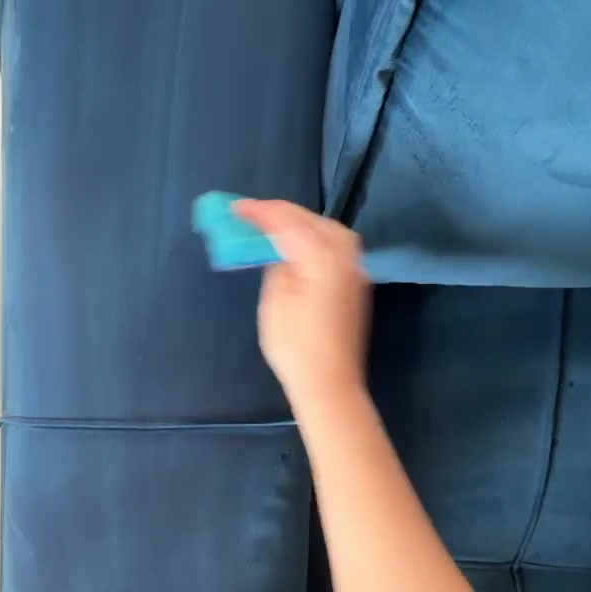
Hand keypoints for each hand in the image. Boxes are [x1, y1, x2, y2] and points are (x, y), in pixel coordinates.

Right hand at [234, 199, 370, 404]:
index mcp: (322, 254)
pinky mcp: (355, 281)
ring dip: (297, 224)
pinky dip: (312, 239)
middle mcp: (344, 252)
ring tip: (270, 228)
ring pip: (324, 229)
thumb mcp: (275, 303)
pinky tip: (296, 246)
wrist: (330, 382)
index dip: (259, 212)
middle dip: (278, 215)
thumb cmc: (296, 347)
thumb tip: (279, 252)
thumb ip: (277, 266)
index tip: (235, 208)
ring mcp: (355, 266)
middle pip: (309, 219)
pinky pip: (333, 245)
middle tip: (249, 216)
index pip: (286, 221)